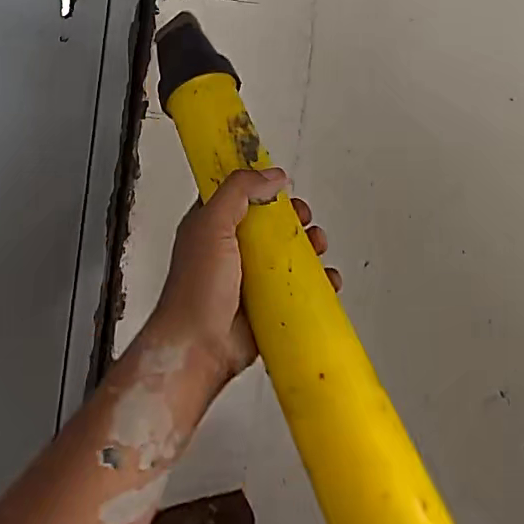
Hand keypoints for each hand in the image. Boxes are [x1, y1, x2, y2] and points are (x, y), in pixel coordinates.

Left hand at [146, 168, 341, 383]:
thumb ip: (238, 192)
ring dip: (308, 246)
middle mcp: (230, 248)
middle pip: (270, 223)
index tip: (283, 184)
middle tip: (303, 217)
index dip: (261, 186)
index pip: (239, 195)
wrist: (199, 348)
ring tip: (318, 245)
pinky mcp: (268, 305)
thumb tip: (270, 174)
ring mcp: (250, 278)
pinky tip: (327, 279)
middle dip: (292, 217)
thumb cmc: (196, 287)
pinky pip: (298, 288)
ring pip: (287, 254)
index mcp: (211, 224)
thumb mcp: (212, 224)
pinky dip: (317, 282)